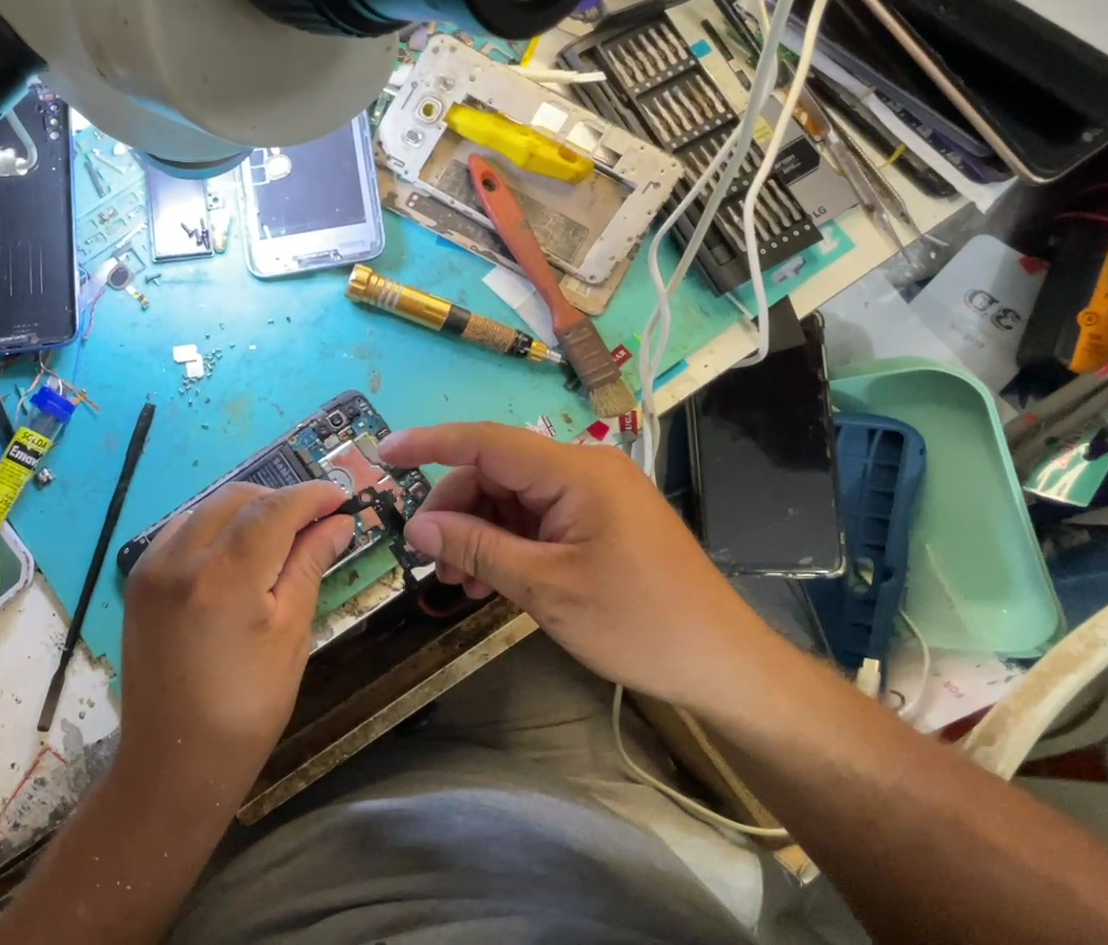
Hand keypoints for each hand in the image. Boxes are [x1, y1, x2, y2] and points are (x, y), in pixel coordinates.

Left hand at [114, 481, 354, 809]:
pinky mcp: (138, 581)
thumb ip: (308, 567)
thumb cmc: (248, 709)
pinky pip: (179, 532)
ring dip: (245, 511)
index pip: (273, 509)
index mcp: (224, 575)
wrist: (175, 757)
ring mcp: (151, 567)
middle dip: (278, 500)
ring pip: (205, 509)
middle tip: (314, 521)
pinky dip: (212, 529)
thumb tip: (336, 524)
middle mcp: (179, 558)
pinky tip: (234, 553)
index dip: (310, 497)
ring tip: (278, 537)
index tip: (340, 497)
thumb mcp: (291, 636)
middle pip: (236, 499)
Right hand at [378, 423, 794, 715]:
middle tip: (429, 562)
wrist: (724, 666)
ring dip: (476, 536)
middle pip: (494, 474)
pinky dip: (504, 546)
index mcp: (576, 472)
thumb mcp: (545, 587)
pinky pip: (533, 520)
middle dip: (454, 514)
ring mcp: (592, 497)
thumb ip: (475, 548)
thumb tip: (416, 527)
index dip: (431, 444)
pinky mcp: (597, 522)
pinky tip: (486, 582)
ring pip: (509, 500)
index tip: (384, 452)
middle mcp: (583, 471)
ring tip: (457, 584)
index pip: (486, 442)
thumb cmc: (638, 623)